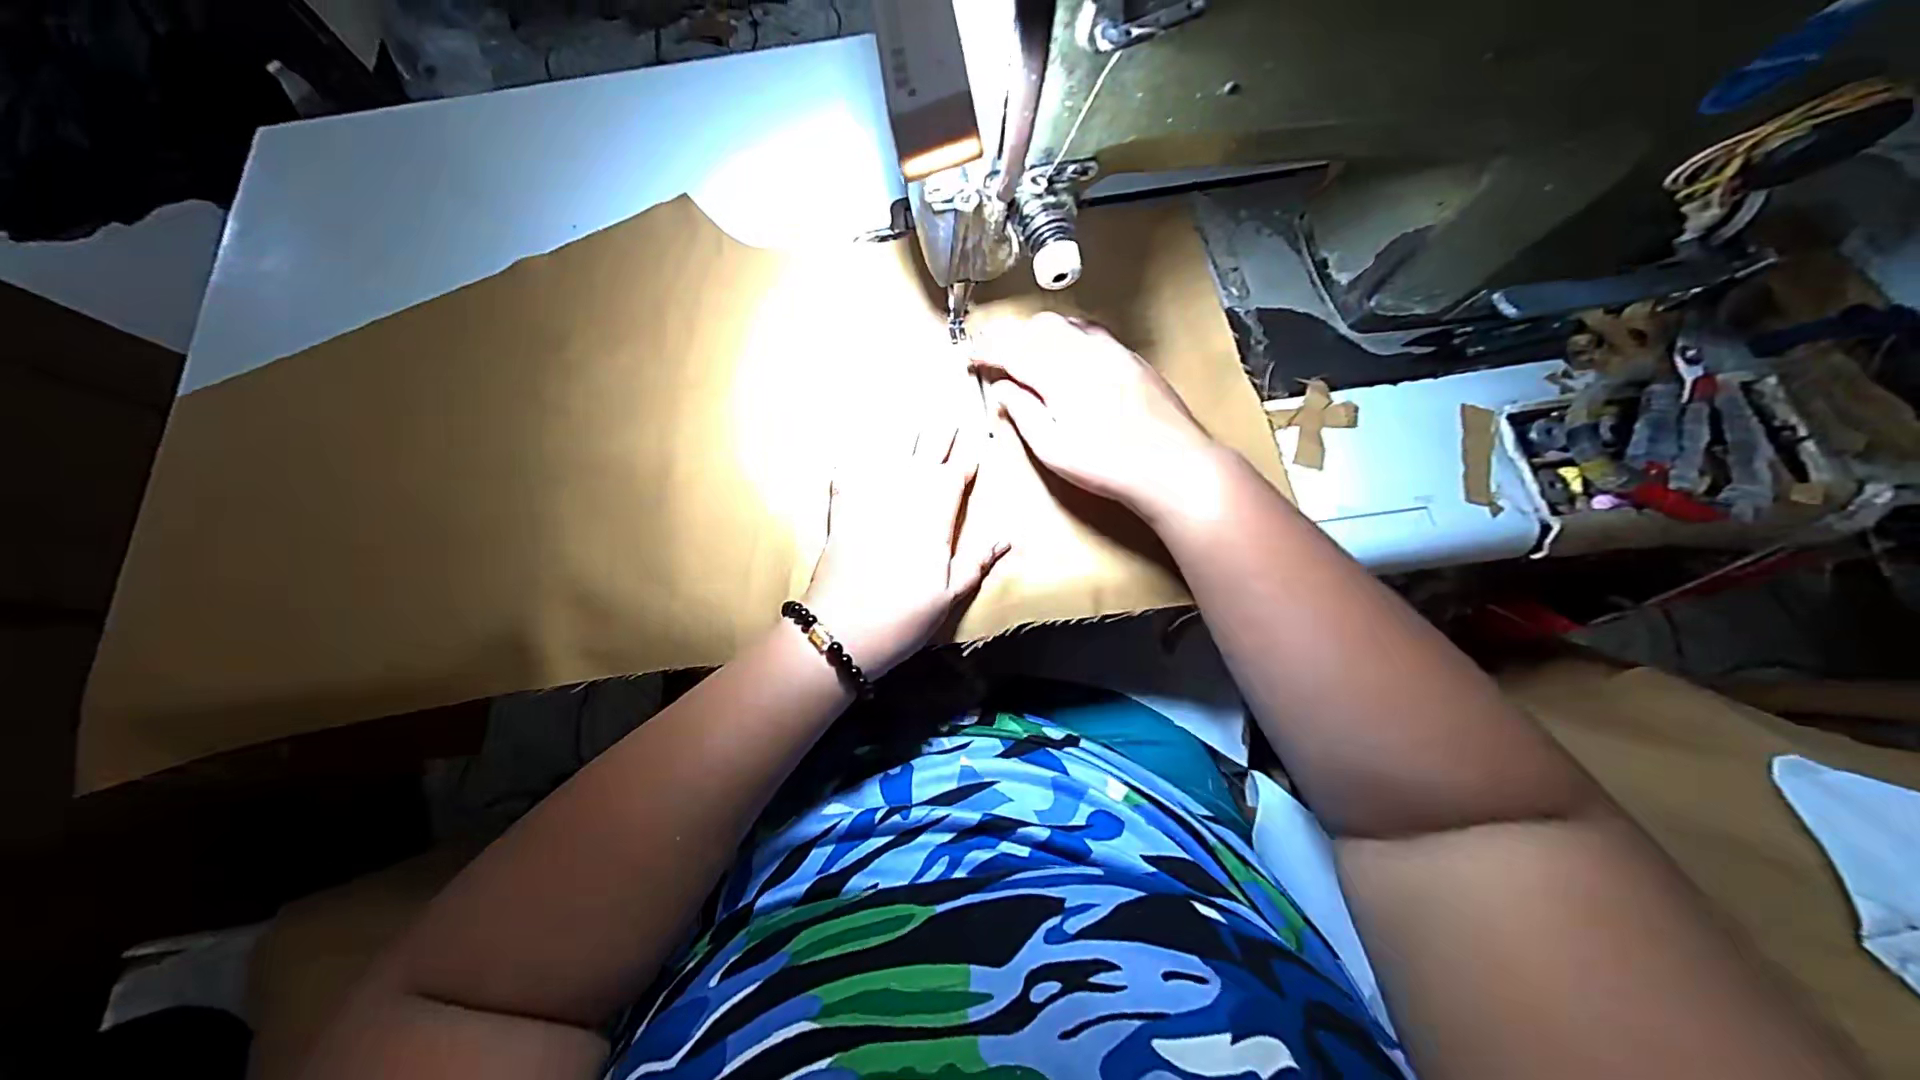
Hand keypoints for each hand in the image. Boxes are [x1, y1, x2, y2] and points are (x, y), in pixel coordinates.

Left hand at [800, 423, 1010, 678]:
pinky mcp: (840, 515)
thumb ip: (976, 561)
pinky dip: (850, 464)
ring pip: (888, 458)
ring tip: (910, 417)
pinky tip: (850, 453)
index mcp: (935, 519)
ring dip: (902, 439)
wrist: (841, 630)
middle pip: (925, 457)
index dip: (967, 454)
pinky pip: (846, 479)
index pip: (956, 476)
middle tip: (947, 413)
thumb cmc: (904, 617)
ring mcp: (869, 504)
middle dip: (939, 434)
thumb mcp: (950, 595)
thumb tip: (1006, 538)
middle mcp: (903, 500)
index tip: (976, 434)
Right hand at [972, 312, 1227, 519]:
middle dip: (1009, 337)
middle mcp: (1084, 350)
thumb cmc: (1110, 465)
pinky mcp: (1130, 356)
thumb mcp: (1053, 449)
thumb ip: (1023, 413)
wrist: (1173, 465)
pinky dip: (1066, 335)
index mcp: (1059, 373)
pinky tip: (1066, 354)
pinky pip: (1090, 331)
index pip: (1011, 348)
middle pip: (1036, 327)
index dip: (985, 349)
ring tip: (1026, 354)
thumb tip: (1004, 390)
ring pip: (1064, 323)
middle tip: (994, 357)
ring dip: (1037, 333)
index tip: (971, 356)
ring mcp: (1111, 349)